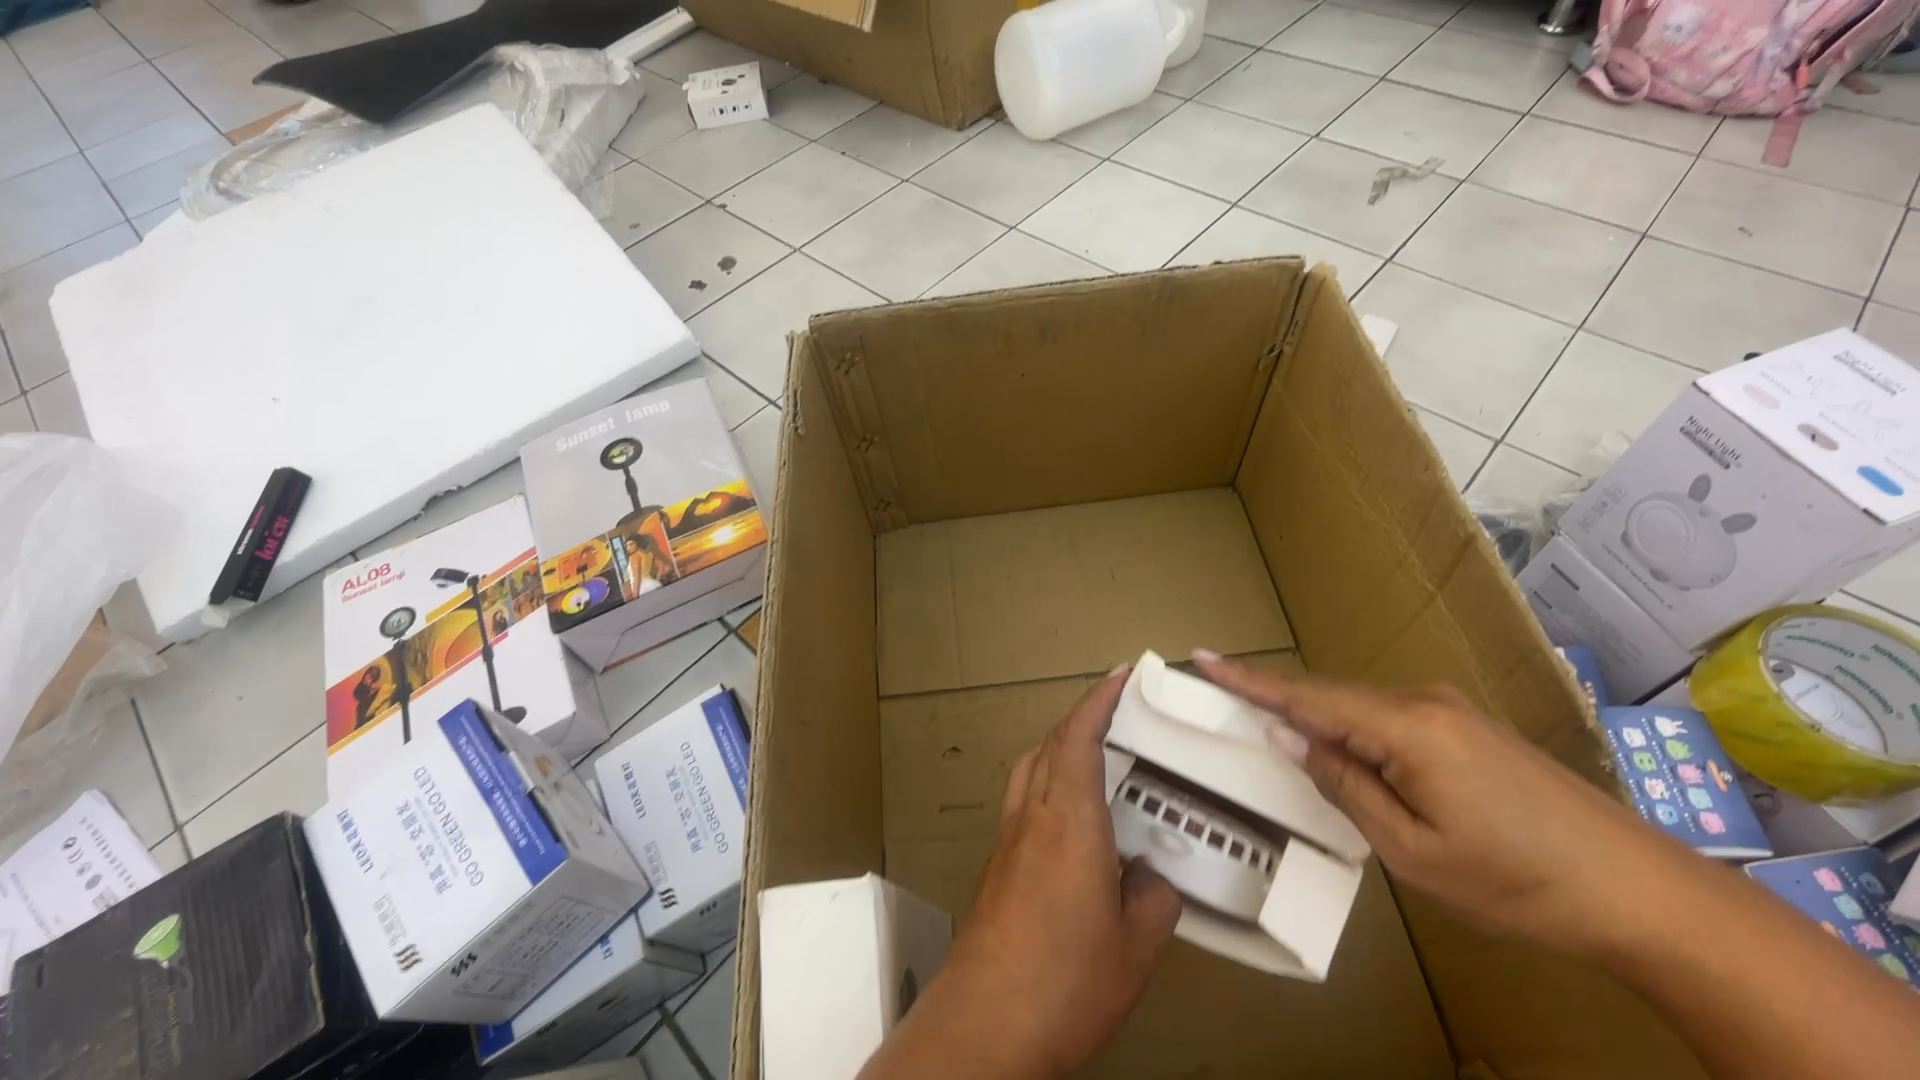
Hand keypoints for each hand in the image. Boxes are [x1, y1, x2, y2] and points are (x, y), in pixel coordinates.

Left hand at [858, 668, 1182, 1079]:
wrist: (983, 1027)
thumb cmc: (1066, 981)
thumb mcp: (1134, 947)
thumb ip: (1151, 900)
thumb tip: (1150, 877)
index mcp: (1069, 822)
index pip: (1078, 739)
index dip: (1098, 700)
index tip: (1121, 675)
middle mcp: (1030, 820)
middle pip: (1047, 747)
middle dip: (1080, 721)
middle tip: (1118, 717)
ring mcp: (1005, 845)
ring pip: (1028, 774)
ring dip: (1058, 752)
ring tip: (1097, 763)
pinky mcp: (994, 872)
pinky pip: (1023, 809)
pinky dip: (1048, 792)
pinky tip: (1075, 829)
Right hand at [1193, 651, 1683, 960]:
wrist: (1636, 889)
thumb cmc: (1515, 882)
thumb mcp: (1413, 850)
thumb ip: (1344, 785)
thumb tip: (1287, 735)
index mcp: (1408, 729)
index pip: (1308, 697)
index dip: (1250, 680)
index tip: (1201, 656)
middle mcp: (1426, 703)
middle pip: (1331, 696)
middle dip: (1275, 697)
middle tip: (1222, 695)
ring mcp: (1453, 711)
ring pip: (1361, 710)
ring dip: (1316, 719)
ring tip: (1271, 729)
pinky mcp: (1470, 728)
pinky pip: (1390, 721)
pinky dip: (1353, 732)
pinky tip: (1340, 751)